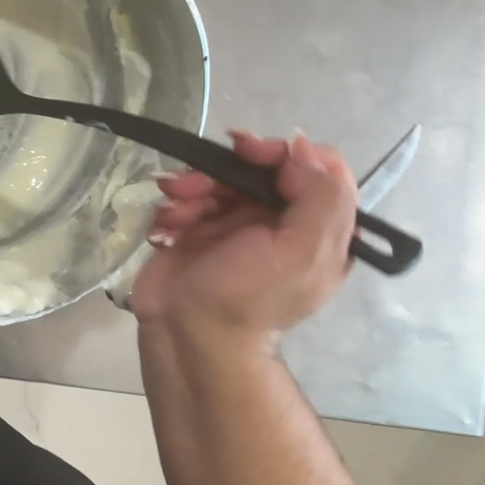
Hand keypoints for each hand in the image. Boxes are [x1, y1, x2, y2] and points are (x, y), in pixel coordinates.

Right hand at [129, 132, 358, 346]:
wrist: (188, 337)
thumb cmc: (248, 298)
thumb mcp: (302, 250)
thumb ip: (319, 195)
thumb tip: (301, 146)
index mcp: (315, 226)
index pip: (313, 169)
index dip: (283, 153)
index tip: (248, 152)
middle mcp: (275, 223)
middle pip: (255, 172)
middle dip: (221, 171)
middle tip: (191, 180)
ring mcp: (230, 229)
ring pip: (215, 184)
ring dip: (190, 188)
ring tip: (173, 208)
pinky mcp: (191, 236)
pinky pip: (184, 204)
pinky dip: (172, 208)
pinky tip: (165, 225)